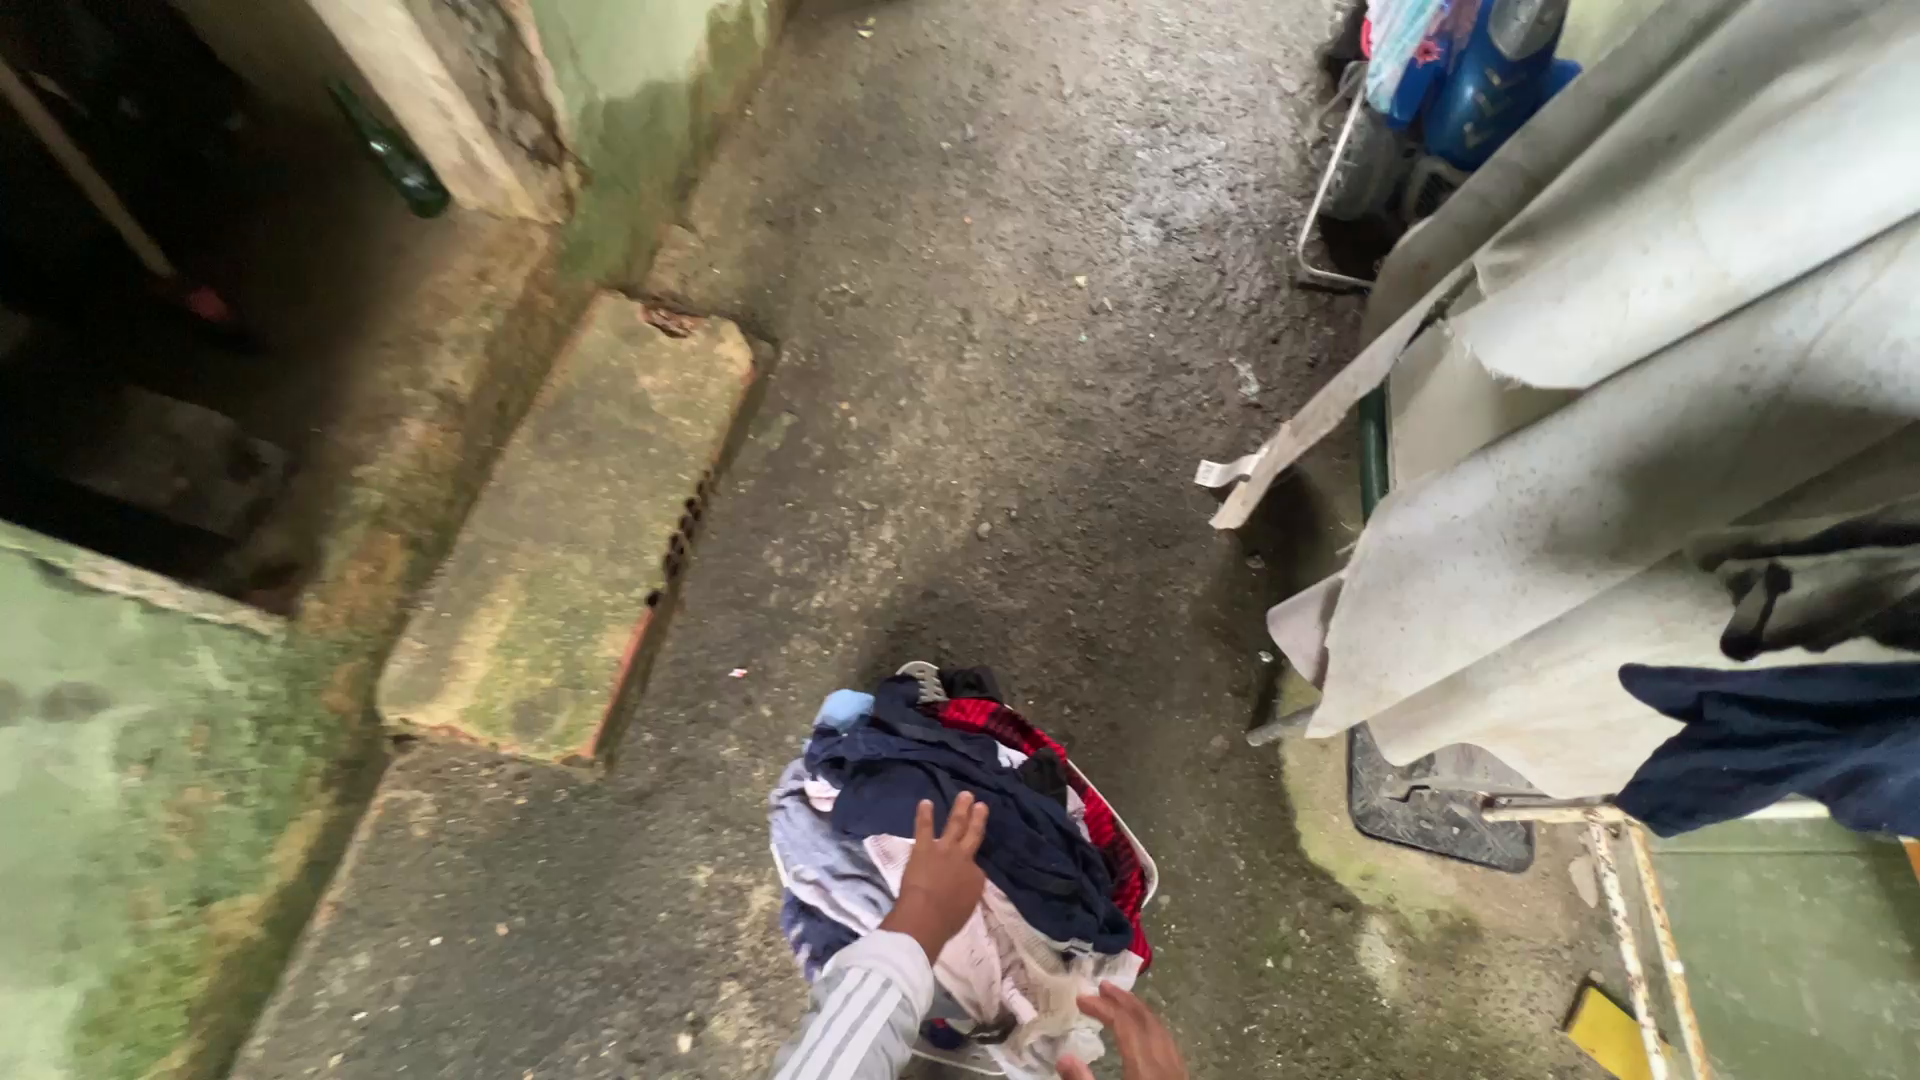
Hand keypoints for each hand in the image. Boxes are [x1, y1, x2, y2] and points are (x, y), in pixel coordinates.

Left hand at [878, 792, 989, 962]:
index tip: (971, 863)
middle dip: (978, 819)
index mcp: (976, 879)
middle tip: (982, 804)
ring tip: (965, 794)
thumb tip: (961, 890)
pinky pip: (924, 828)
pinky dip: (924, 814)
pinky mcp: (924, 847)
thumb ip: (965, 895)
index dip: (973, 866)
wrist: (926, 916)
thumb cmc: (946, 922)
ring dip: (960, 809)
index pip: (977, 868)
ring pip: (955, 824)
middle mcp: (964, 859)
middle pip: (973, 835)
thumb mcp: (966, 910)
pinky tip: (925, 802)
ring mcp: (944, 850)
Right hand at [1056, 982, 1187, 1079]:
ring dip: (1140, 1012)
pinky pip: (1169, 1046)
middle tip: (1102, 987)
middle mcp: (1166, 1066)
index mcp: (1146, 1070)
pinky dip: (1153, 1030)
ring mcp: (1179, 1076)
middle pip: (1146, 1020)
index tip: (1080, 999)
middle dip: (1124, 1000)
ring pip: (1162, 1031)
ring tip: (1122, 1004)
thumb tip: (1063, 1057)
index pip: (1124, 1024)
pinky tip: (1146, 1037)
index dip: (1102, 1007)